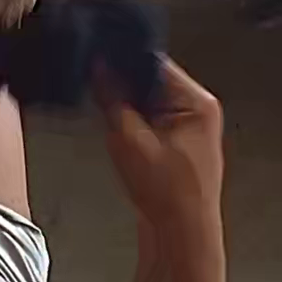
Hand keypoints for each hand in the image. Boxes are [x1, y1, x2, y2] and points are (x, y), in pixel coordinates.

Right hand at [98, 58, 223, 247]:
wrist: (180, 234)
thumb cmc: (162, 188)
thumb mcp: (127, 135)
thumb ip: (111, 95)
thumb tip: (97, 64)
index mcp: (195, 101)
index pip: (152, 61)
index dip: (120, 54)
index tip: (91, 48)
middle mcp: (195, 106)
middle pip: (148, 75)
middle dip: (117, 74)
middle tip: (86, 68)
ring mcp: (186, 121)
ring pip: (143, 92)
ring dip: (120, 93)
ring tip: (93, 88)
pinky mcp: (173, 135)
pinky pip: (144, 108)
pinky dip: (125, 108)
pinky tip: (106, 110)